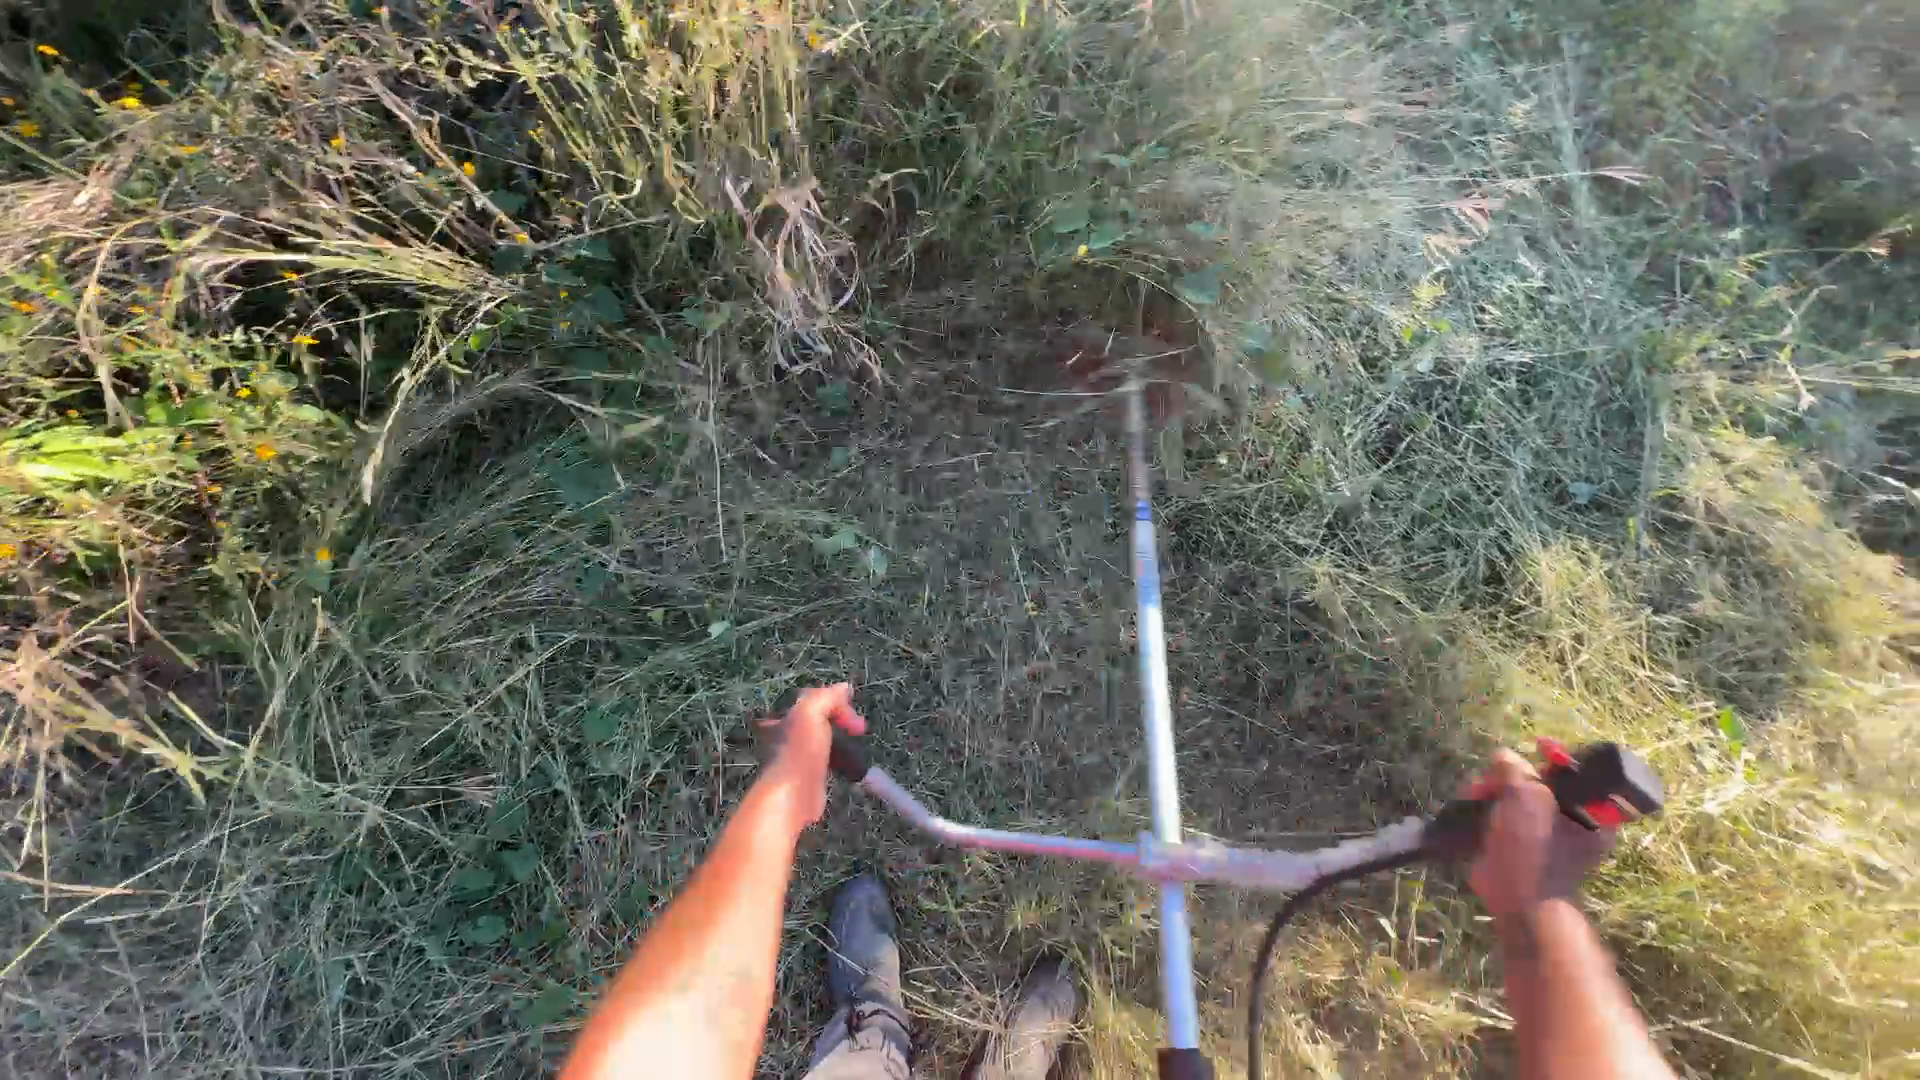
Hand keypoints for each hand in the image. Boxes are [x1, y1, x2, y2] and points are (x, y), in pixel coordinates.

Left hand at [752, 683, 866, 828]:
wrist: (792, 796)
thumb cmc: (799, 750)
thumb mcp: (810, 712)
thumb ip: (827, 697)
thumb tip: (846, 687)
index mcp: (782, 717)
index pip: (813, 699)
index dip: (835, 701)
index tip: (853, 714)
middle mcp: (785, 734)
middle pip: (818, 717)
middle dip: (841, 718)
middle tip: (859, 728)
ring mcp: (796, 756)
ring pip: (823, 737)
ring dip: (841, 737)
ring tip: (856, 742)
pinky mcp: (808, 775)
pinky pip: (826, 757)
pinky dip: (838, 755)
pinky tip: (846, 761)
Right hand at [1467, 749, 1614, 918]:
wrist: (1517, 895)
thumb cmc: (1533, 846)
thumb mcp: (1526, 796)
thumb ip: (1515, 768)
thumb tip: (1504, 756)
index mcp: (1591, 812)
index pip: (1577, 773)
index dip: (1555, 757)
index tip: (1535, 745)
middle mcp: (1573, 820)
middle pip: (1539, 781)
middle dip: (1509, 776)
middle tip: (1491, 782)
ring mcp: (1545, 832)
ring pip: (1516, 795)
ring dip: (1492, 790)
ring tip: (1475, 795)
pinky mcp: (1519, 841)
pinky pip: (1503, 812)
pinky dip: (1487, 806)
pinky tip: (1474, 805)